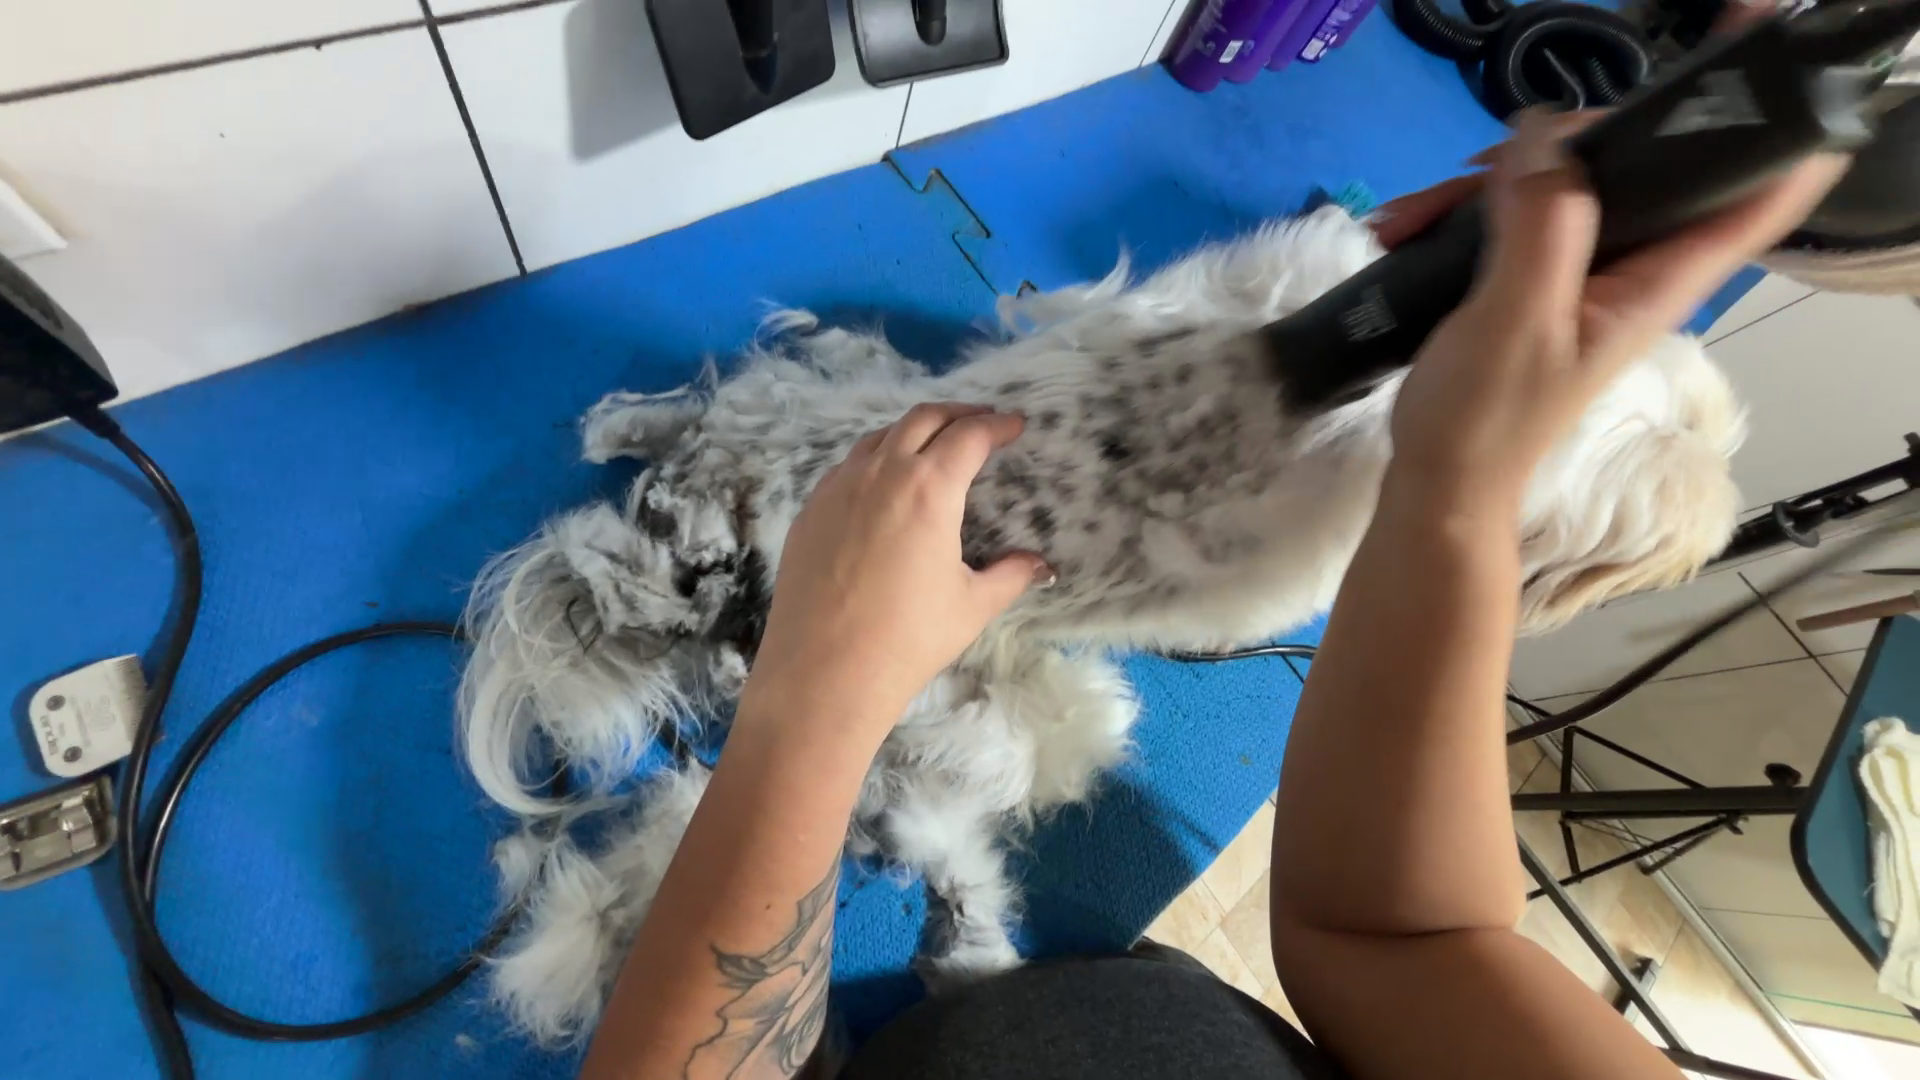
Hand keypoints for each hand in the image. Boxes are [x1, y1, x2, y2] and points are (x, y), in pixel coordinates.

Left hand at [743, 403, 1052, 737]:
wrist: (823, 673)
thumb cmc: (908, 639)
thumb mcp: (971, 606)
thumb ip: (1010, 575)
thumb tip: (1041, 566)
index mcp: (928, 488)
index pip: (969, 436)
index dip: (997, 425)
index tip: (1014, 425)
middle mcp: (880, 473)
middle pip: (922, 420)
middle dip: (958, 414)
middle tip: (980, 422)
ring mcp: (837, 488)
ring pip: (879, 438)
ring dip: (912, 432)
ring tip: (932, 446)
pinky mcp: (809, 510)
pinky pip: (847, 467)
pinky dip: (875, 459)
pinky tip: (882, 485)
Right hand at [1383, 108, 1846, 509]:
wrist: (1434, 480)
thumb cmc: (1484, 416)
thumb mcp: (1515, 320)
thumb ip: (1541, 226)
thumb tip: (1541, 133)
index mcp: (1660, 274)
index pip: (1765, 177)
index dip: (1774, 105)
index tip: (1740, 40)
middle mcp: (1626, 265)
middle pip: (1635, 164)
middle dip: (1563, 143)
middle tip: (1487, 160)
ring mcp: (1567, 277)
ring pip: (1552, 192)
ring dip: (1481, 189)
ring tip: (1408, 218)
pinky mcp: (1517, 289)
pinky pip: (1501, 227)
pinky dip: (1454, 221)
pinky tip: (1403, 235)